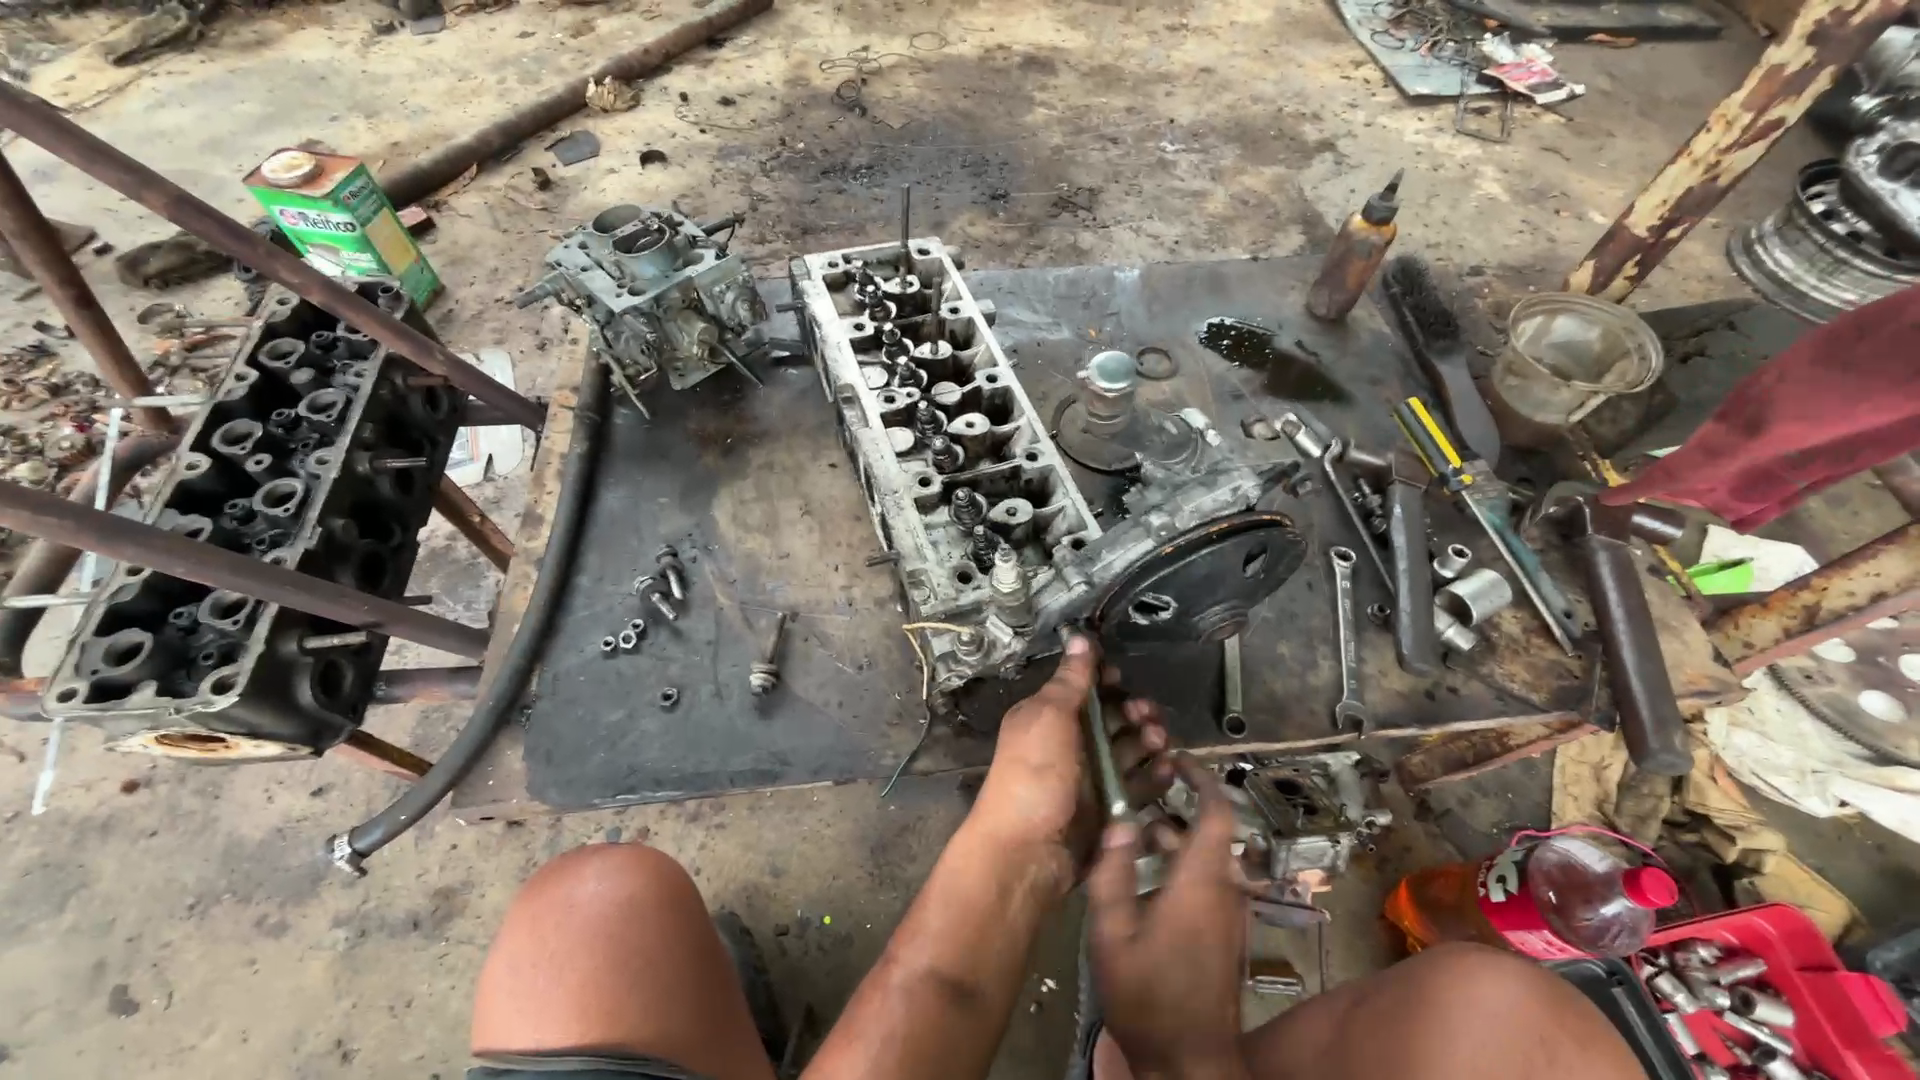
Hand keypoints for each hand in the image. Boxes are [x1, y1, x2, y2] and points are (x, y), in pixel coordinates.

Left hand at [969, 634, 1172, 889]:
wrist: (1029, 852)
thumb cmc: (1033, 776)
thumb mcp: (1048, 718)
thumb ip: (1070, 680)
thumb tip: (1078, 637)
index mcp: (1048, 718)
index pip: (1083, 690)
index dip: (1105, 682)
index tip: (1121, 678)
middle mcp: (1070, 745)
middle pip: (1113, 719)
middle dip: (1135, 712)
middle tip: (1147, 716)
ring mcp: (1091, 778)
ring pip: (1130, 751)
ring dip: (1149, 742)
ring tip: (1159, 743)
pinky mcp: (1110, 809)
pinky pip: (1138, 786)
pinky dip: (1153, 777)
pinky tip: (1166, 770)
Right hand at [1087, 759, 1250, 1079]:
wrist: (1189, 1060)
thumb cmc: (1147, 993)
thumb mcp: (1111, 930)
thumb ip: (1112, 870)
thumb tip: (1120, 820)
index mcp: (1201, 881)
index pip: (1218, 812)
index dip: (1202, 779)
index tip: (1176, 758)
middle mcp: (1224, 890)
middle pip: (1213, 832)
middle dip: (1180, 805)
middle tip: (1143, 789)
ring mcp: (1229, 914)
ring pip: (1209, 858)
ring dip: (1177, 837)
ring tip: (1137, 828)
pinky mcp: (1224, 934)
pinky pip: (1209, 882)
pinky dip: (1183, 864)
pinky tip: (1147, 874)